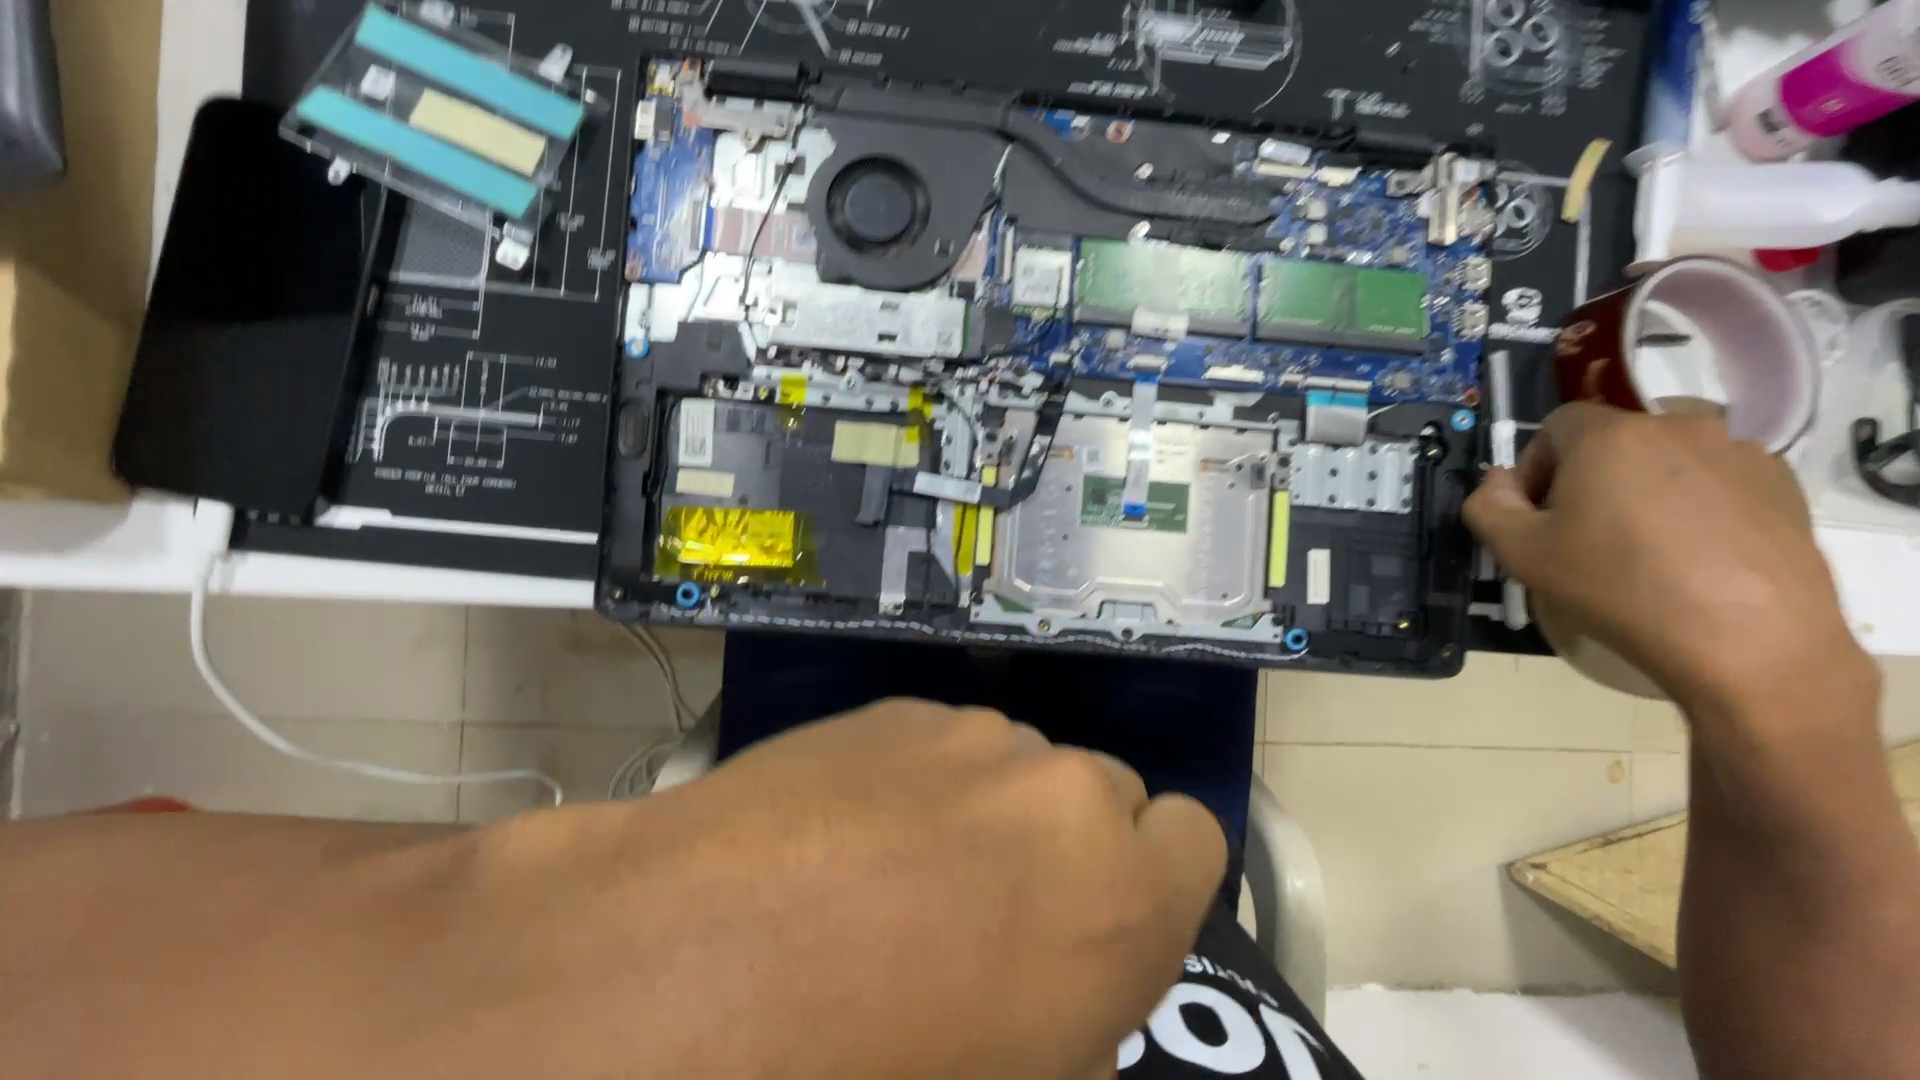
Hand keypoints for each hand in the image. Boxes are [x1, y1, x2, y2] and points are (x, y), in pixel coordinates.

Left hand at [596, 700, 1227, 1078]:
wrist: (709, 962)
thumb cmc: (883, 1061)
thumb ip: (1076, 1035)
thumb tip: (1068, 1017)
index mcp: (1121, 893)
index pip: (1196, 839)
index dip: (1154, 876)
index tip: (1102, 915)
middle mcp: (1061, 790)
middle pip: (1104, 792)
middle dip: (1068, 841)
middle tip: (991, 903)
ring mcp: (973, 737)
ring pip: (1018, 763)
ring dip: (989, 805)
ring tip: (900, 868)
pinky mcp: (893, 710)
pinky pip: (941, 742)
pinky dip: (919, 778)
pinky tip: (846, 831)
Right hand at [1464, 403, 1864, 718]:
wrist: (1750, 641)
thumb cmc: (1617, 588)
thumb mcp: (1519, 553)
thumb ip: (1487, 506)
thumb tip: (1497, 482)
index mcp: (1609, 436)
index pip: (1556, 425)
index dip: (1535, 466)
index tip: (1537, 515)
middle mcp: (1678, 427)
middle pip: (1613, 442)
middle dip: (1589, 480)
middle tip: (1583, 537)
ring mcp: (1739, 453)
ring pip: (1667, 462)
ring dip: (1644, 492)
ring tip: (1645, 551)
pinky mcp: (1785, 485)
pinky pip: (1717, 483)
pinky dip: (1696, 507)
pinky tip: (1695, 557)